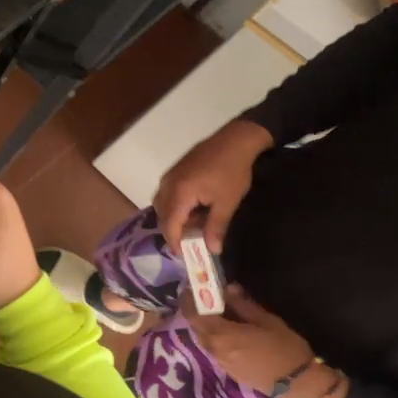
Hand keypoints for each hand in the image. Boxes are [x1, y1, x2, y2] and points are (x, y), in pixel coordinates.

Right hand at [154, 119, 273, 254]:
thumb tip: (212, 250)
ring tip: (192, 229)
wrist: (235, 140)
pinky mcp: (173, 172)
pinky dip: (174, 208)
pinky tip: (191, 211)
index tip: (184, 257)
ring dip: (174, 220)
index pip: (170, 225)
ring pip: (162, 205)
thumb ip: (216, 227)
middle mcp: (167, 186)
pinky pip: (166, 195)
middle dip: (173, 232)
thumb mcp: (228, 202)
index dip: (175, 242)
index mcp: (179, 194)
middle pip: (162, 216)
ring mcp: (168, 177)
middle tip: (189, 245)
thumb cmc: (233, 172)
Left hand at [187, 286, 345, 397]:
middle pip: (195, 325)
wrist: (299, 384)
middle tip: (206, 297)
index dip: (189, 298)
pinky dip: (214, 335)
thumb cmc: (285, 348)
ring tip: (218, 311)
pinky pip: (213, 347)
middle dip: (197, 310)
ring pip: (203, 337)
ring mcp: (219, 361)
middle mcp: (213, 348)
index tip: (192, 287)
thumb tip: (227, 288)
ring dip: (205, 323)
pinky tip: (228, 330)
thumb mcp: (266, 320)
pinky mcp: (227, 370)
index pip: (192, 313)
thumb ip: (242, 304)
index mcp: (220, 334)